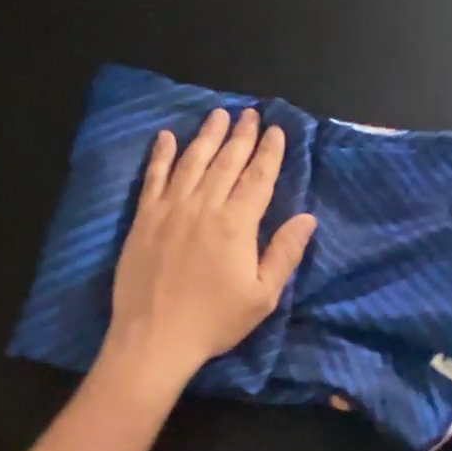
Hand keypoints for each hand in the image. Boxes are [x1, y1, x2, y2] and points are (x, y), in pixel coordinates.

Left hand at [100, 107, 315, 387]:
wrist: (154, 336)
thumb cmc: (214, 321)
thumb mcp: (261, 296)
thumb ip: (284, 253)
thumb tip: (307, 218)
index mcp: (236, 224)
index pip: (258, 178)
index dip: (269, 153)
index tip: (276, 130)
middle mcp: (203, 207)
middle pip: (226, 162)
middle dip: (241, 136)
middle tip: (250, 114)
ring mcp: (170, 210)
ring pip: (192, 162)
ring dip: (207, 136)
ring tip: (218, 115)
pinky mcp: (144, 219)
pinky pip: (154, 178)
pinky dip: (162, 155)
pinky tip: (167, 137)